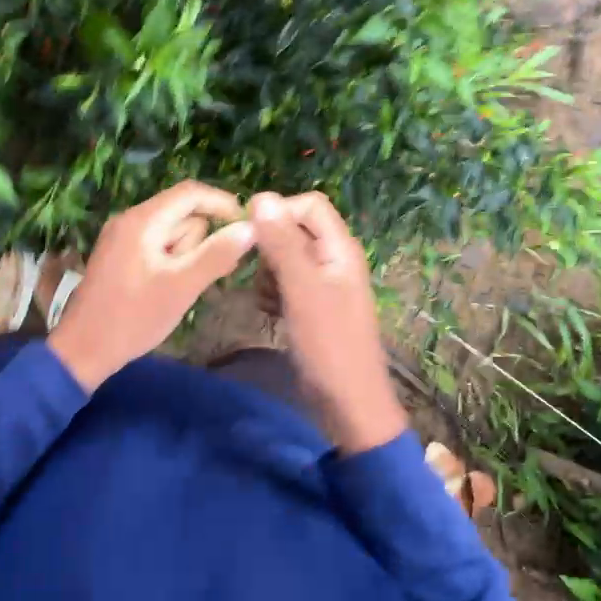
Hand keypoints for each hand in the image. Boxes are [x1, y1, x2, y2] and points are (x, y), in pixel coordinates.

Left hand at [48, 182, 255, 390]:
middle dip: (199, 241)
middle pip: (182, 213)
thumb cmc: (134, 316)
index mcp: (142, 220)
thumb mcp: (182, 286)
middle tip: (199, 277)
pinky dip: (172, 262)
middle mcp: (130, 219)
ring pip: (172, 232)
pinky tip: (170, 289)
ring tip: (179, 289)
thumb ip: (216, 254)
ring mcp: (122, 237)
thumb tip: (250, 228)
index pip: (190, 193)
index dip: (222, 204)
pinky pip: (157, 246)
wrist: (83, 349)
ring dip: (186, 255)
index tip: (247, 228)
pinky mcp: (120, 255)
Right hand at [248, 192, 406, 452]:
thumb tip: (260, 197)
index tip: (252, 236)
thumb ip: (282, 243)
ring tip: (267, 299)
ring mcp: (323, 284)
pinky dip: (272, 292)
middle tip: (261, 275)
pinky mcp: (312, 306)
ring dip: (268, 272)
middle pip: (293, 229)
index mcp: (340, 249)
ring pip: (285, 257)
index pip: (308, 205)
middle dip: (270, 246)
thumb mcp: (301, 289)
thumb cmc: (329, 344)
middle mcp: (333, 260)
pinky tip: (269, 312)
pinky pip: (285, 283)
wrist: (347, 402)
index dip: (279, 212)